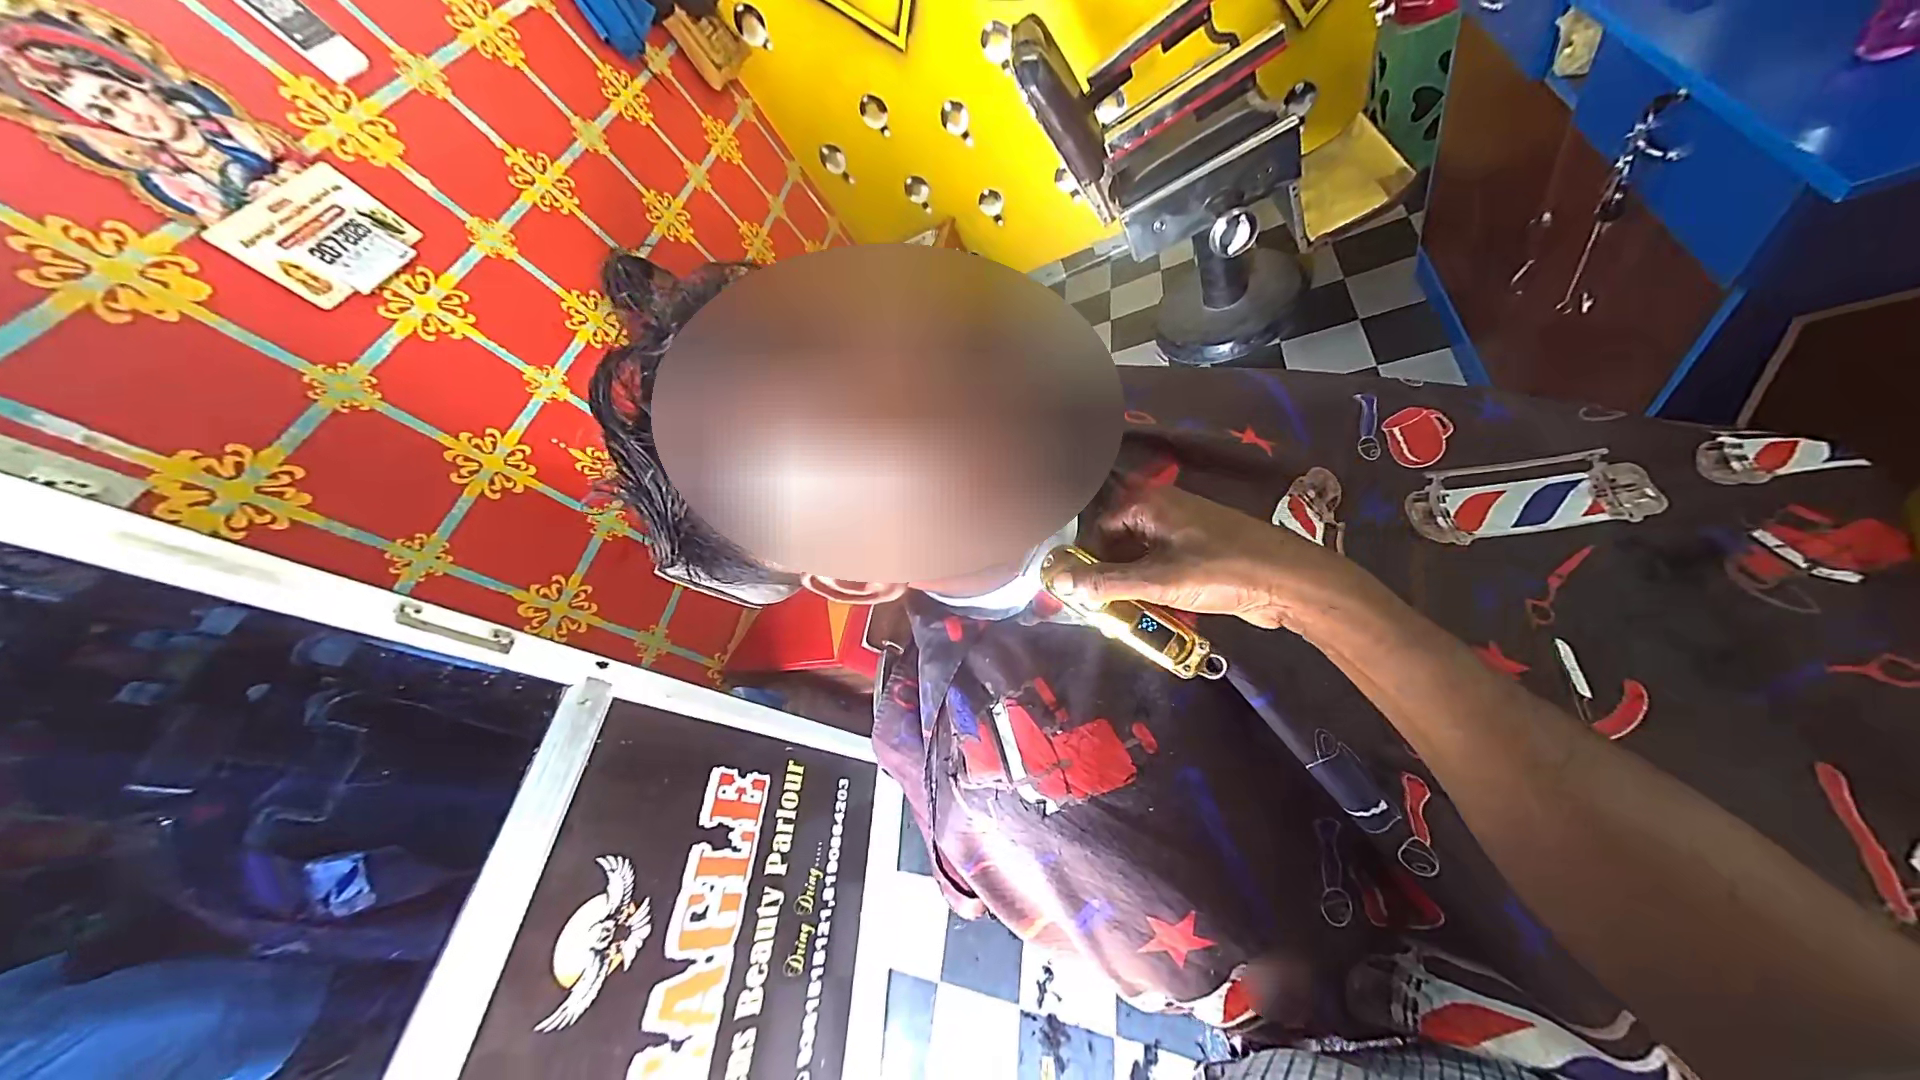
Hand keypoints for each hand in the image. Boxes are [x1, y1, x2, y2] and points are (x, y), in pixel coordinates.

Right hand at [1048, 485, 1371, 630]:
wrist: (1290, 581)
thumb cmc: (1223, 571)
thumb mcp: (1159, 580)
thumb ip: (1107, 583)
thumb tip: (1060, 584)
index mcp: (1149, 503)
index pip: (1097, 527)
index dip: (1086, 559)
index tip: (1081, 590)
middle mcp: (1162, 509)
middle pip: (1116, 541)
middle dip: (1107, 573)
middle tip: (1101, 606)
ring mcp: (1181, 529)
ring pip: (1137, 555)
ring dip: (1129, 583)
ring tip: (1125, 612)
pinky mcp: (1196, 550)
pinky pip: (1159, 564)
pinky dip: (1150, 584)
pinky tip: (1152, 608)